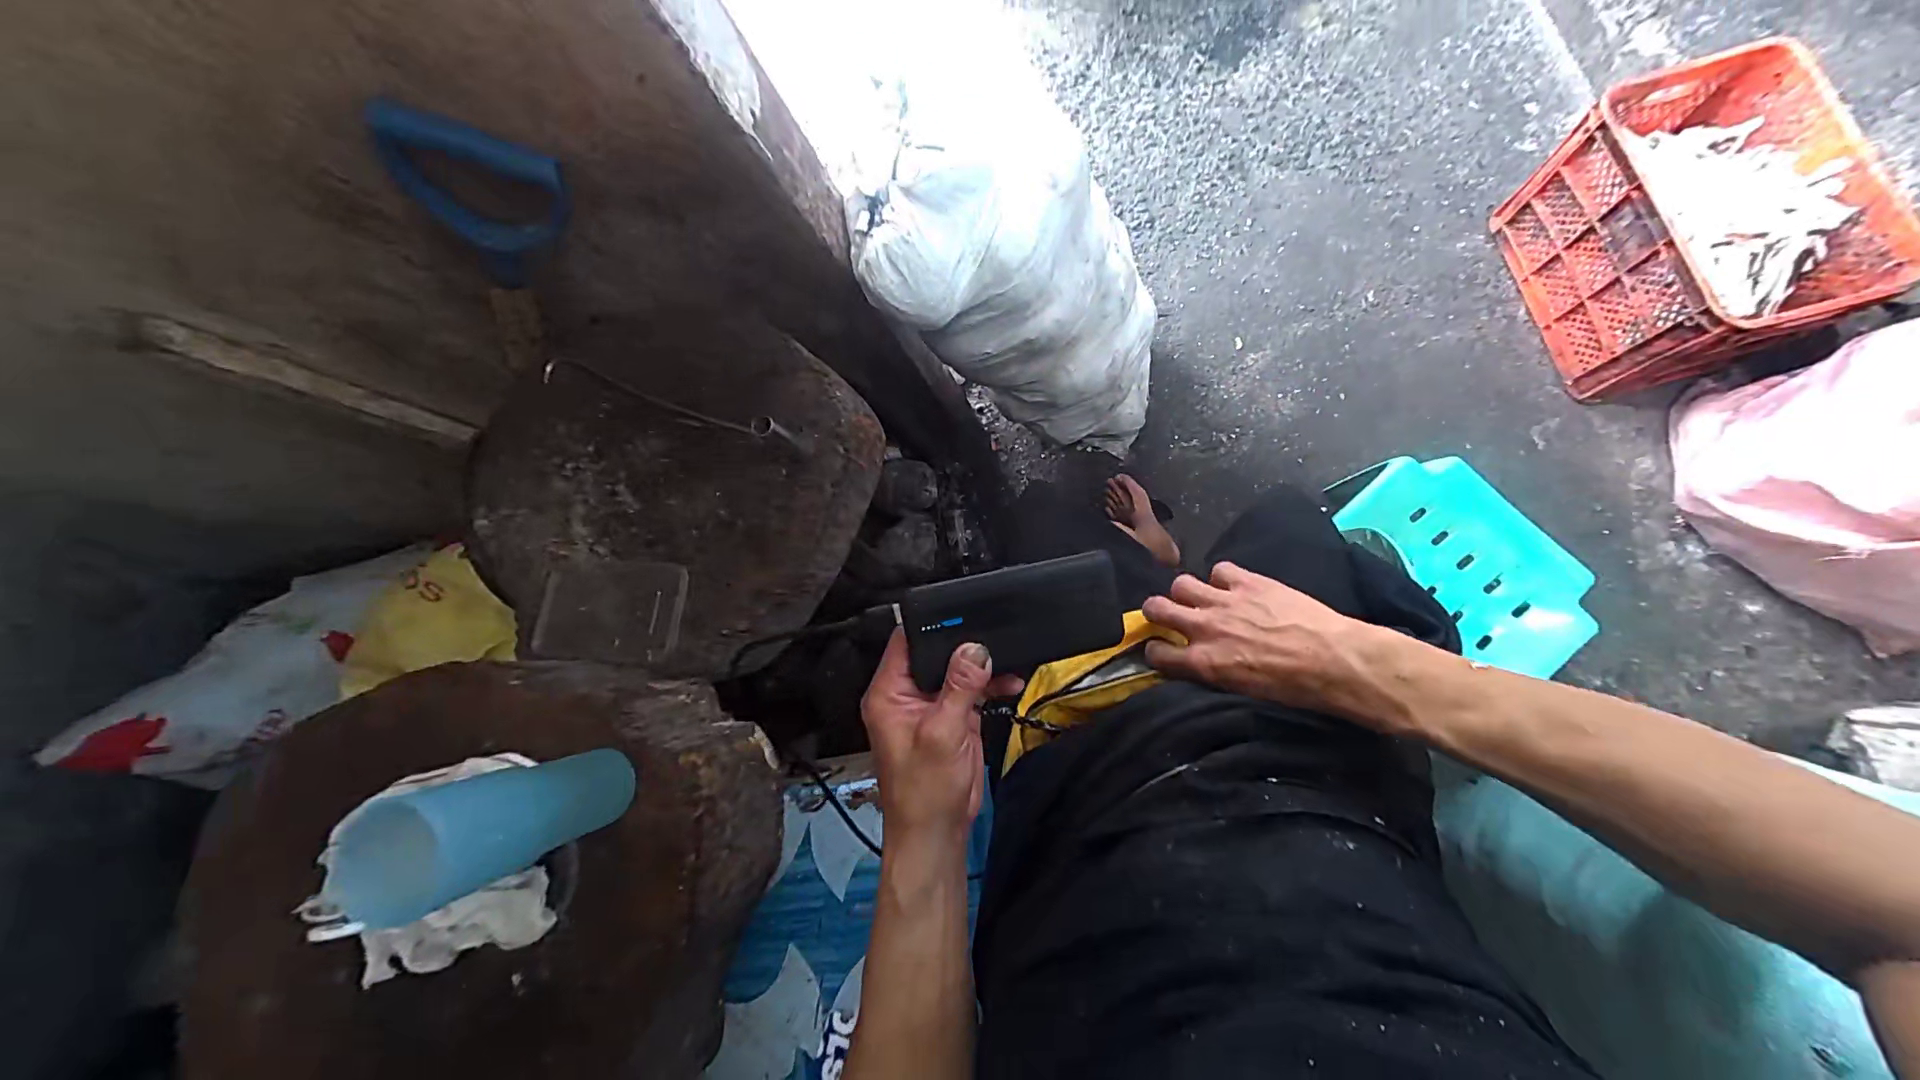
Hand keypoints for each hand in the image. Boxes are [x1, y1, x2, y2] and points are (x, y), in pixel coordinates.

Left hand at [860, 630, 1023, 843]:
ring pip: (956, 670)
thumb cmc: (923, 793)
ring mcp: (930, 706)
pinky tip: (1009, 681)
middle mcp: (906, 696)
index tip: (959, 614)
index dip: (929, 626)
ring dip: (981, 666)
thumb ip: (959, 688)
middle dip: (962, 644)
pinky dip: (990, 685)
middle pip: (934, 653)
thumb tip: (973, 650)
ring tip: (1006, 661)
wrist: (937, 831)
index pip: (904, 643)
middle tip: (991, 636)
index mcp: (888, 694)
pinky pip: (970, 690)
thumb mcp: (942, 733)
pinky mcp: (951, 718)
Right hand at [1141, 562, 1409, 731]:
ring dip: (1187, 592)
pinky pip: (1219, 569)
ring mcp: (1224, 601)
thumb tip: (1198, 663)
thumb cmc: (1294, 688)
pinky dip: (1223, 578)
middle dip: (1157, 612)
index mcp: (1202, 662)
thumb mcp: (1240, 691)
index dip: (1156, 649)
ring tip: (1202, 598)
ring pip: (1181, 584)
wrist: (1335, 661)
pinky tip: (1235, 587)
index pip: (1155, 652)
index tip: (1164, 650)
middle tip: (1169, 616)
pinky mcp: (1248, 582)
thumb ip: (1210, 672)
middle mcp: (1204, 628)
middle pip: (1155, 608)